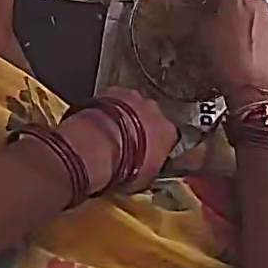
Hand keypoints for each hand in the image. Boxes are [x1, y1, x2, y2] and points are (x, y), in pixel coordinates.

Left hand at [62, 87, 179, 193]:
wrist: (99, 144)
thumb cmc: (127, 167)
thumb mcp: (146, 177)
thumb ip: (152, 167)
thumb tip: (148, 168)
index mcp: (168, 131)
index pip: (168, 137)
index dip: (158, 145)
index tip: (148, 155)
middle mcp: (154, 109)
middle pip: (150, 116)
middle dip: (142, 125)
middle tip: (128, 141)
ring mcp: (132, 96)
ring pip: (132, 105)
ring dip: (125, 115)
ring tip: (111, 130)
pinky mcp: (110, 90)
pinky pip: (112, 99)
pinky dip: (108, 108)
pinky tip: (98, 120)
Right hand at [202, 0, 267, 101]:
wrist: (250, 85)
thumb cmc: (224, 58)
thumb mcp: (201, 32)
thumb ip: (200, 12)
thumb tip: (200, 7)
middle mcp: (254, 2)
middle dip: (221, 2)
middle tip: (209, 14)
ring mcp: (266, 17)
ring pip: (247, 8)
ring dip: (235, 14)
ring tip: (223, 30)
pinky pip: (256, 22)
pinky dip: (247, 26)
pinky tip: (237, 41)